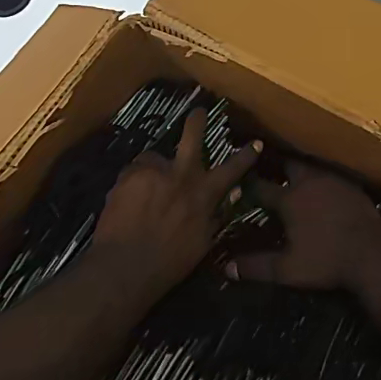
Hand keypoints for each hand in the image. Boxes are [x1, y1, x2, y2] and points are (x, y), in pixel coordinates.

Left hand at [88, 107, 261, 300]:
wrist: (125, 267)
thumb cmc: (168, 263)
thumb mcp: (201, 242)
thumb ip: (214, 215)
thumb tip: (229, 196)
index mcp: (203, 195)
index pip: (231, 171)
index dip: (245, 156)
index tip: (256, 143)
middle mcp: (181, 175)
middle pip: (192, 137)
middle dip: (197, 122)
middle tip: (198, 112)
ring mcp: (154, 171)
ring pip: (155, 159)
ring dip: (153, 171)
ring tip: (142, 194)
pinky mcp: (129, 173)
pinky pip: (134, 172)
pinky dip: (133, 183)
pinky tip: (128, 202)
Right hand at [226, 161, 380, 292]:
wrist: (373, 256)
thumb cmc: (326, 261)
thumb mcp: (288, 269)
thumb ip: (257, 267)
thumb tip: (227, 268)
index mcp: (289, 199)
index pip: (262, 187)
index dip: (249, 184)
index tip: (239, 180)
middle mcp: (308, 182)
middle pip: (288, 164)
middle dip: (277, 164)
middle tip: (269, 166)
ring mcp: (332, 180)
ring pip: (311, 166)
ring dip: (301, 168)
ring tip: (294, 173)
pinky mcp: (352, 185)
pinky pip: (331, 174)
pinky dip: (323, 177)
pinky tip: (324, 186)